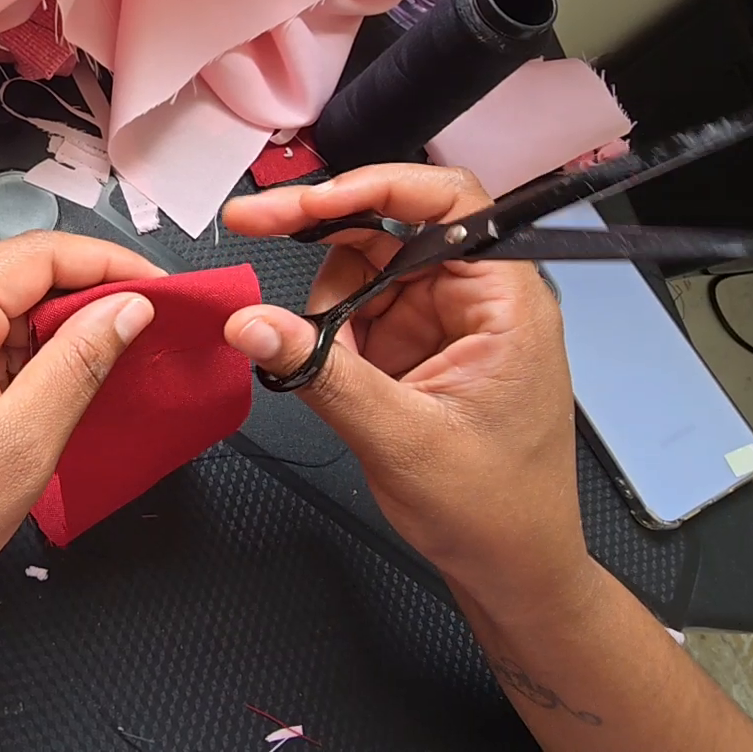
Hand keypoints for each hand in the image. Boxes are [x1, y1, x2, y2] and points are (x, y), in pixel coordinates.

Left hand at [0, 231, 160, 643]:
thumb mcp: (21, 445)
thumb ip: (79, 362)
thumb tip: (130, 306)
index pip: (41, 253)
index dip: (111, 265)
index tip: (164, 292)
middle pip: (19, 273)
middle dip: (85, 298)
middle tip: (143, 334)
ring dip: (52, 330)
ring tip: (101, 370)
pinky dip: (18, 351)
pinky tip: (45, 387)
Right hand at [219, 165, 588, 608]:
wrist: (506, 567)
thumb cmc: (489, 508)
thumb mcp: (400, 437)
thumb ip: (320, 373)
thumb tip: (245, 321)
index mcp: (502, 300)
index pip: (446, 202)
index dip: (375, 186)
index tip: (305, 204)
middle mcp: (469, 293)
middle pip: (387, 224)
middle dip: (316, 224)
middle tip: (247, 222)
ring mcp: (434, 315)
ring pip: (359, 266)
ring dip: (323, 301)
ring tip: (322, 358)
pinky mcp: (406, 338)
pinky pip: (350, 307)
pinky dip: (323, 329)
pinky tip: (326, 363)